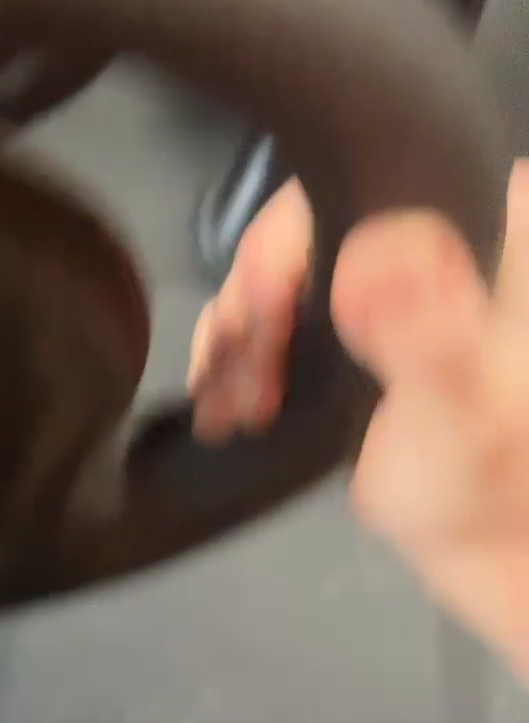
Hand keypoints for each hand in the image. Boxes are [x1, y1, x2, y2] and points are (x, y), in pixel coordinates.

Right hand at [190, 162, 528, 679]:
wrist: (491, 543)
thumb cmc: (486, 483)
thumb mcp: (462, 412)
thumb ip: (430, 333)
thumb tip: (377, 246)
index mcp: (487, 239)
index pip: (358, 179)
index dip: (289, 236)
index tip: (272, 310)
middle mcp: (432, 250)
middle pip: (294, 232)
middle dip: (251, 304)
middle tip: (251, 368)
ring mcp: (381, 293)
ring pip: (267, 277)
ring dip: (233, 340)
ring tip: (240, 401)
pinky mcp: (344, 331)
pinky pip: (259, 316)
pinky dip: (230, 357)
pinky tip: (235, 399)